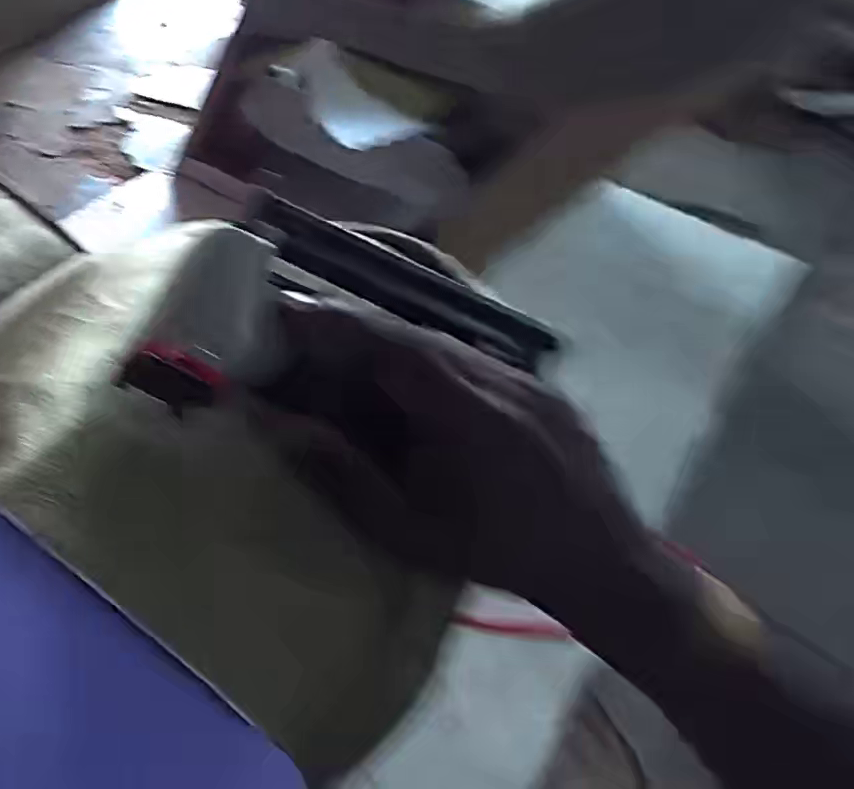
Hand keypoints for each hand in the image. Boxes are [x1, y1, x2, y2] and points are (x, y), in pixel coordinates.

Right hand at [262, 298, 654, 615]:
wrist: (613, 573)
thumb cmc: (495, 556)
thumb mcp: (402, 527)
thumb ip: (336, 468)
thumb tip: (273, 418)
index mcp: (471, 415)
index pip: (390, 344)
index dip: (331, 322)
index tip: (281, 312)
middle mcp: (502, 383)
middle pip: (406, 333)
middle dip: (342, 326)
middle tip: (291, 330)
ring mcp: (524, 380)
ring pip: (431, 339)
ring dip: (374, 340)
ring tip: (331, 352)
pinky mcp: (534, 385)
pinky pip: (458, 354)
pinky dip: (410, 354)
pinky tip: (390, 378)